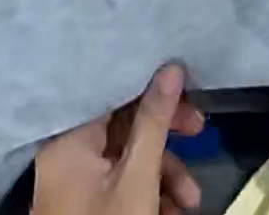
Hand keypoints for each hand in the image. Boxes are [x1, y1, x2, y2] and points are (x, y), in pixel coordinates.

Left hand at [33, 64, 205, 214]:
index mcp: (68, 138)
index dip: (149, 84)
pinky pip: (124, 182)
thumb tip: (172, 67)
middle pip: (124, 123)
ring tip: (191, 199)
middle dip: (166, 132)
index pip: (112, 91)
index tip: (185, 84)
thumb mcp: (138, 178)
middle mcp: (67, 152)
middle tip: (200, 130)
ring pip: (129, 155)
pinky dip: (152, 191)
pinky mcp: (90, 204)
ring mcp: (78, 182)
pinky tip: (176, 210)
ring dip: (166, 170)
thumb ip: (154, 119)